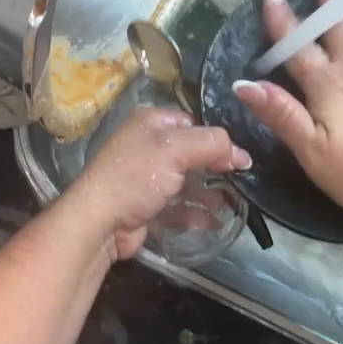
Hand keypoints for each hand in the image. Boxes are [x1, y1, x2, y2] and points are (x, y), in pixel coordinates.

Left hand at [62, 107, 249, 260]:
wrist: (100, 222)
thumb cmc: (135, 177)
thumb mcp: (176, 150)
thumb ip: (212, 145)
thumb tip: (243, 155)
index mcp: (150, 122)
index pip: (194, 123)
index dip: (218, 139)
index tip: (241, 158)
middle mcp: (146, 145)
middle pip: (192, 153)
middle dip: (216, 167)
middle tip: (241, 181)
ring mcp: (145, 177)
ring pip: (187, 181)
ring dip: (209, 192)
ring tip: (233, 203)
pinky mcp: (146, 205)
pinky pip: (177, 205)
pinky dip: (195, 212)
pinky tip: (214, 221)